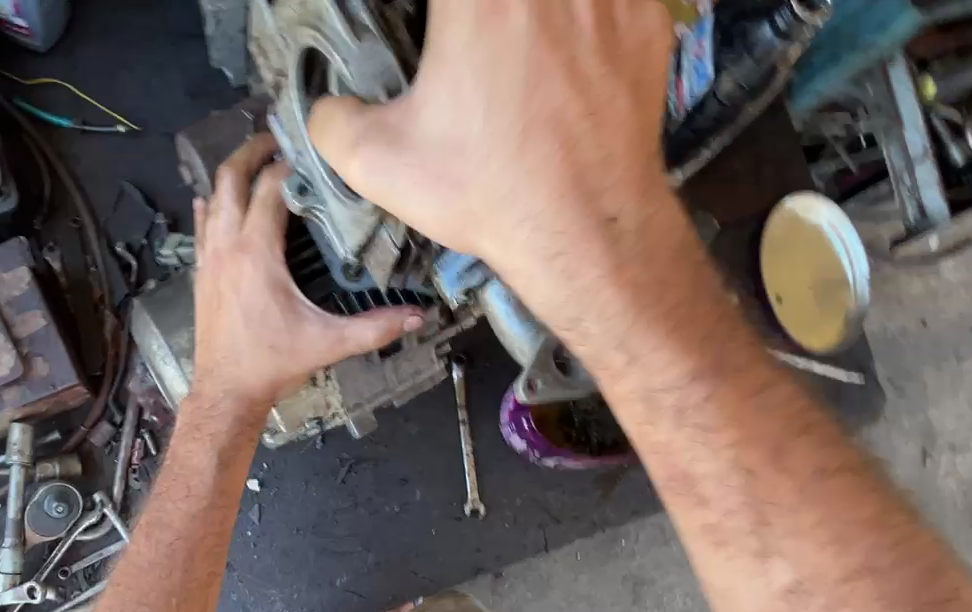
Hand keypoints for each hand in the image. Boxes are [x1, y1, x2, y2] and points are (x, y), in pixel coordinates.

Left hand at [190, 134, 422, 412]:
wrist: (227, 392)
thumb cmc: (273, 365)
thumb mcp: (327, 345)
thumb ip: (373, 328)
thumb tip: (417, 316)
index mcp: (257, 253)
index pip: (273, 187)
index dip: (293, 163)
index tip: (315, 152)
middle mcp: (228, 246)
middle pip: (231, 178)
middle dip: (253, 151)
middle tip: (278, 138)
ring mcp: (209, 259)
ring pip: (213, 198)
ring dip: (232, 174)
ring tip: (256, 162)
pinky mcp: (201, 274)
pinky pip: (202, 226)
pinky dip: (212, 205)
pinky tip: (216, 200)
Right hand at [307, 0, 678, 300]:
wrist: (583, 230)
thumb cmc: (488, 193)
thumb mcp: (378, 166)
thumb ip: (332, 123)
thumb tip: (326, 109)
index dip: (432, 16)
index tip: (428, 31)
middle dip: (476, 19)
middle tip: (468, 41)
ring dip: (529, 18)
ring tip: (513, 51)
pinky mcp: (645, 17)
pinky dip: (584, 15)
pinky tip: (562, 59)